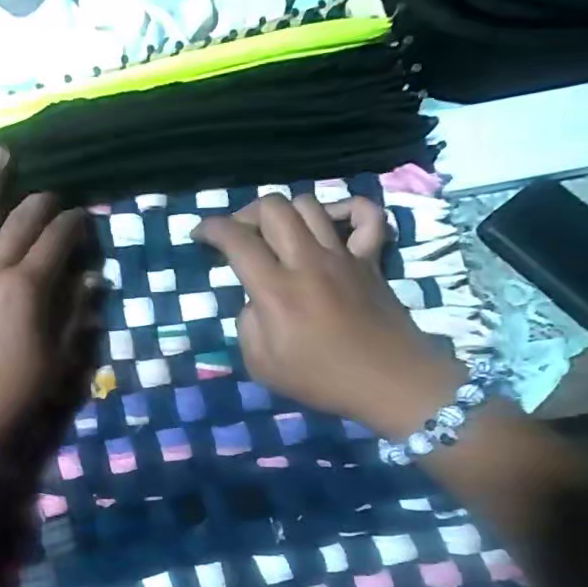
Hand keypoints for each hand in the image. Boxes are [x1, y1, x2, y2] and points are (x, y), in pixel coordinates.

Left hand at [0, 147, 88, 513]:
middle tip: (54, 199)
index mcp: (25, 287)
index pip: (57, 240)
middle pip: (19, 222)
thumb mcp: (57, 360)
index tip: (84, 218)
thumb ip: (73, 314)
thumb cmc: (14, 397)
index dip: (75, 224)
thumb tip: (91, 278)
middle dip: (42, 204)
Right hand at [195, 194, 458, 436]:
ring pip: (310, 205)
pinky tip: (332, 222)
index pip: (237, 241)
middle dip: (246, 213)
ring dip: (286, 212)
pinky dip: (348, 209)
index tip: (199, 234)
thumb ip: (248, 326)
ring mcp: (343, 255)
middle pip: (272, 208)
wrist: (388, 381)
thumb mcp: (263, 366)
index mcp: (276, 290)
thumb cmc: (322, 379)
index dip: (211, 229)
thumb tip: (256, 301)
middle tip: (239, 235)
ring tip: (278, 232)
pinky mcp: (370, 259)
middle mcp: (307, 261)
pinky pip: (367, 216)